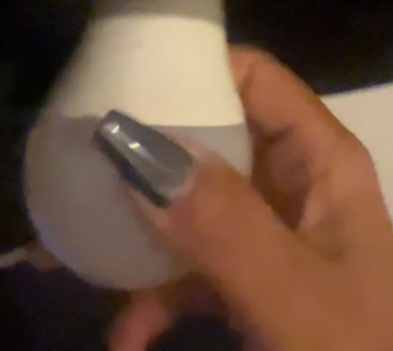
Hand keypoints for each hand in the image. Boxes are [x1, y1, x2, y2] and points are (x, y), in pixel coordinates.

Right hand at [103, 49, 392, 350]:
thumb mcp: (292, 292)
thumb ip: (222, 222)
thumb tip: (137, 144)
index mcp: (322, 163)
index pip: (256, 80)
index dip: (195, 69)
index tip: (120, 82)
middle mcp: (295, 188)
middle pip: (214, 143)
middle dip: (145, 161)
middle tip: (74, 168)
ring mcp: (273, 242)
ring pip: (193, 210)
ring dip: (136, 240)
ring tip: (69, 258)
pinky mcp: (255, 293)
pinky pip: (192, 274)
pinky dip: (154, 300)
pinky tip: (124, 336)